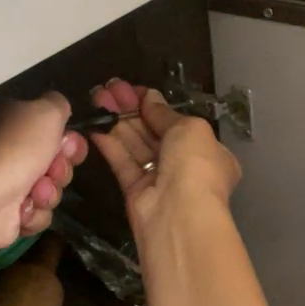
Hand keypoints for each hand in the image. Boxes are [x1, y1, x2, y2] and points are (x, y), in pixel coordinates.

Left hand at [0, 92, 88, 251]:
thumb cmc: (17, 151)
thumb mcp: (46, 112)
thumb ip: (58, 104)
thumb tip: (59, 109)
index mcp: (17, 125)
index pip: (56, 133)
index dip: (70, 143)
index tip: (69, 149)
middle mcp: (12, 153)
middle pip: (57, 164)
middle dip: (60, 171)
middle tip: (51, 172)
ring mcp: (9, 186)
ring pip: (51, 192)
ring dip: (48, 194)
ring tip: (32, 196)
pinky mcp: (8, 216)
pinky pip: (39, 215)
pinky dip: (34, 214)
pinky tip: (21, 212)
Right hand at [87, 79, 240, 236]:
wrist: (180, 216)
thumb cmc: (195, 165)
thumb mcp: (189, 129)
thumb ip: (165, 113)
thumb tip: (149, 98)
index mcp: (209, 152)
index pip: (180, 125)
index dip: (157, 106)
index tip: (134, 90)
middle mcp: (185, 166)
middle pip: (155, 133)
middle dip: (133, 110)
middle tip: (109, 88)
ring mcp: (160, 180)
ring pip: (137, 146)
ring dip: (118, 122)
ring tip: (98, 99)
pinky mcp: (136, 192)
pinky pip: (123, 163)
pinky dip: (111, 144)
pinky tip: (95, 125)